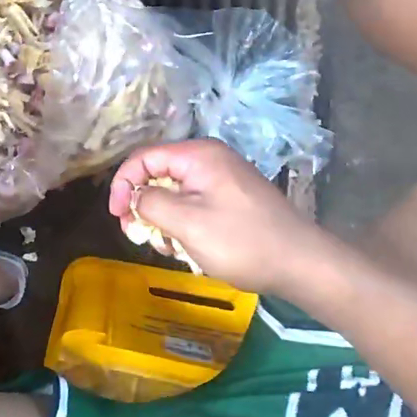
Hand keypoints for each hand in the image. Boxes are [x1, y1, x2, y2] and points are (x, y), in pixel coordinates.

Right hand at [107, 139, 323, 293]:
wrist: (299, 261)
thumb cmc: (241, 241)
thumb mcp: (187, 223)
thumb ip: (151, 203)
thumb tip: (135, 195)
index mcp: (199, 155)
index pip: (144, 157)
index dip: (123, 184)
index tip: (117, 217)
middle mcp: (211, 159)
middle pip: (160, 174)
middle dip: (145, 206)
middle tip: (144, 239)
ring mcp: (224, 178)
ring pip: (177, 193)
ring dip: (166, 221)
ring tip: (174, 250)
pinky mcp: (233, 198)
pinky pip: (196, 204)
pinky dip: (186, 224)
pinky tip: (193, 249)